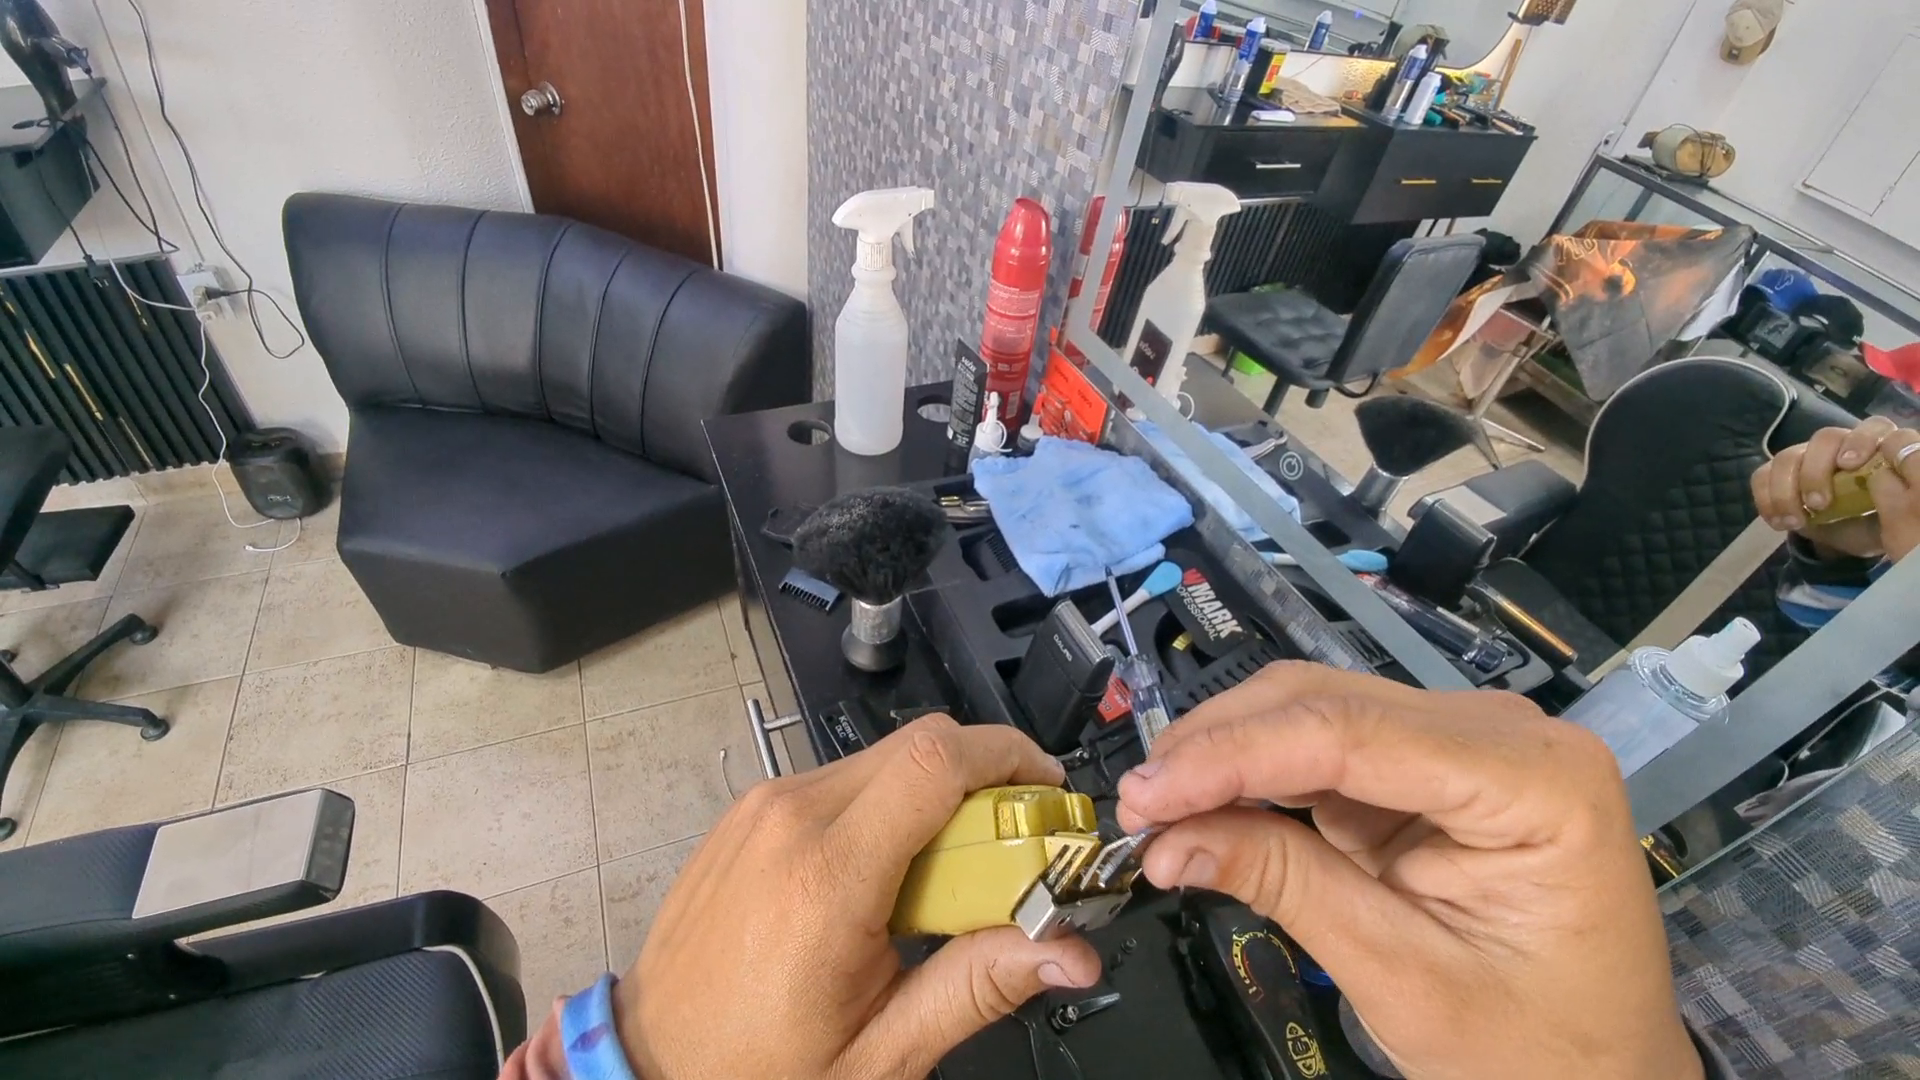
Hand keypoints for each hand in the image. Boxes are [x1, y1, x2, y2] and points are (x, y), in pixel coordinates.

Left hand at [616, 716, 1100, 1079]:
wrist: (645, 1060)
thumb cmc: (760, 1069)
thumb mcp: (880, 1052)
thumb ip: (978, 985)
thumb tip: (1068, 950)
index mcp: (827, 875)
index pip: (934, 763)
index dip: (1006, 755)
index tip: (1047, 789)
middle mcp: (794, 814)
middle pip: (920, 745)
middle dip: (984, 773)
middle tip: (1015, 833)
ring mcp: (766, 801)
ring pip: (884, 756)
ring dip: (936, 789)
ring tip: (951, 861)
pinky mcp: (754, 804)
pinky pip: (844, 775)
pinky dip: (888, 798)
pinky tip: (889, 861)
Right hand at [1116, 663, 1701, 1079]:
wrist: (1596, 1076)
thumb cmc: (1533, 1049)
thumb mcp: (1404, 979)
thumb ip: (1284, 888)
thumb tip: (1165, 843)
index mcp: (1531, 778)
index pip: (1350, 733)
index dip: (1233, 755)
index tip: (1147, 795)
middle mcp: (1491, 731)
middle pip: (1319, 701)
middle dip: (1215, 746)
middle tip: (1137, 803)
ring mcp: (1447, 738)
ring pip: (1300, 707)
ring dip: (1219, 750)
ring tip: (1155, 802)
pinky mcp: (1406, 759)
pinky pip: (1306, 742)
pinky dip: (1244, 769)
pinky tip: (1198, 796)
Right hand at [1753, 417, 1919, 561]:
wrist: (1847, 534)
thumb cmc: (1878, 520)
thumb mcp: (1894, 511)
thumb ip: (1891, 494)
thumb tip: (1878, 482)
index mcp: (1878, 448)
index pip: (1873, 428)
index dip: (1860, 441)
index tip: (1849, 466)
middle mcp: (1840, 445)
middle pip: (1824, 439)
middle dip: (1816, 471)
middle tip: (1818, 504)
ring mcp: (1804, 456)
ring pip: (1787, 457)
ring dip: (1786, 491)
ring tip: (1795, 521)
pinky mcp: (1774, 471)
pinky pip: (1761, 476)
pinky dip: (1766, 500)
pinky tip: (1778, 522)